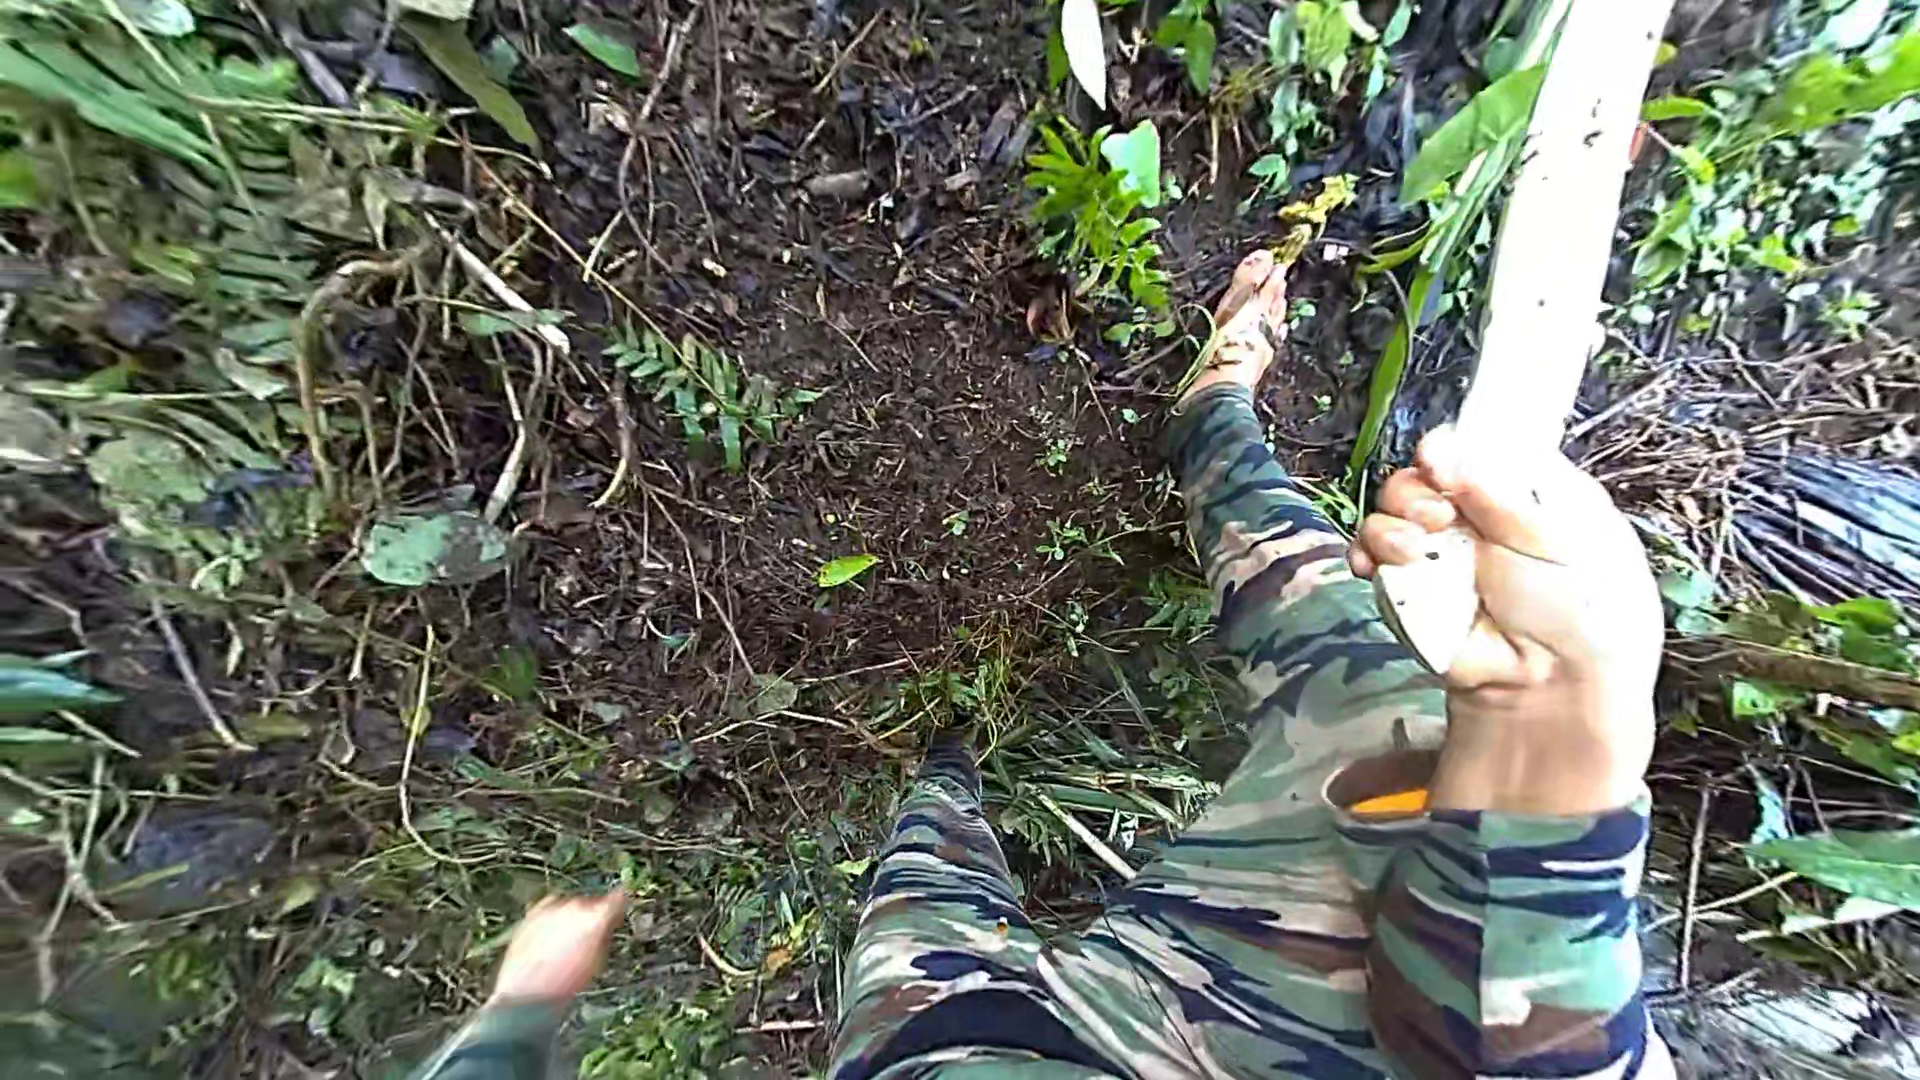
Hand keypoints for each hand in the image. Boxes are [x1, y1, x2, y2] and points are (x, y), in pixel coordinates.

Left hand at [488, 890, 626, 1005]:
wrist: (525, 996)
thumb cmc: (563, 983)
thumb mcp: (598, 959)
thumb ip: (606, 933)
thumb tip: (608, 924)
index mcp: (598, 915)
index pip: (619, 897)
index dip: (619, 906)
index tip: (616, 915)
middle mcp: (577, 905)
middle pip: (594, 900)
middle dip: (594, 914)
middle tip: (588, 933)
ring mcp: (554, 907)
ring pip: (572, 903)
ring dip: (573, 915)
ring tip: (565, 938)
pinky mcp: (534, 913)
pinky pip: (550, 906)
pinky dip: (554, 915)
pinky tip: (550, 933)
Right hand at [1348, 427, 1661, 814]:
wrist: (1543, 679)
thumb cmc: (1577, 607)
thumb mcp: (1552, 538)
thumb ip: (1493, 491)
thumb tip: (1439, 445)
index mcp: (1516, 494)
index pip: (1469, 452)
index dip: (1448, 450)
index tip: (1436, 456)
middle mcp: (1468, 516)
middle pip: (1416, 479)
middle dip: (1412, 492)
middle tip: (1435, 515)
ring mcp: (1429, 549)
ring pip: (1383, 513)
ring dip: (1389, 527)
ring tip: (1414, 552)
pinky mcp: (1400, 581)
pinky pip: (1363, 553)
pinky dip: (1362, 554)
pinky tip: (1372, 567)